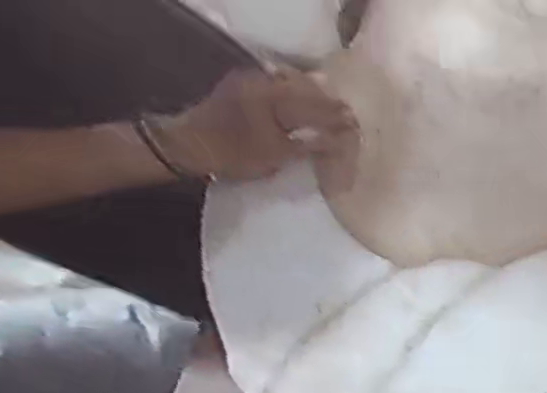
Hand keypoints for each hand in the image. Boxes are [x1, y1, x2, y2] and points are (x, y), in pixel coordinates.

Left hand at [154, 69, 357, 180]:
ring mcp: (250, 82)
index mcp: (273, 100)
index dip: (335, 115)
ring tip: (329, 104)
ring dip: (310, 93)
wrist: (191, 144)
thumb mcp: (277, 155)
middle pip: (302, 89)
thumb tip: (336, 138)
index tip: (355, 122)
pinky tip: (301, 99)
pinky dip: (292, 91)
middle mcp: (262, 83)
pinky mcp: (241, 87)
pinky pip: (274, 83)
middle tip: (347, 112)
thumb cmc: (236, 154)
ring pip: (288, 83)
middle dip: (326, 101)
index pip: (313, 106)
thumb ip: (308, 144)